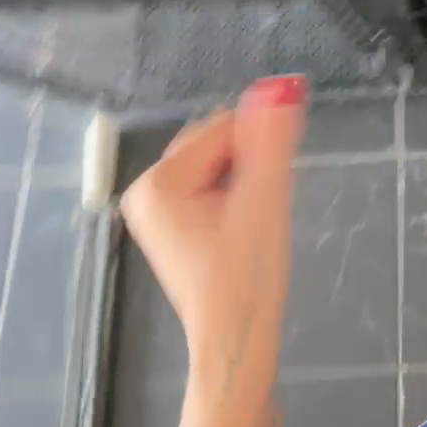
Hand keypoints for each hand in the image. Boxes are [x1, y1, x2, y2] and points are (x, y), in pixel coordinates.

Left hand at [121, 76, 306, 420]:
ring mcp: (154, 206)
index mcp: (159, 182)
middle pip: (218, 141)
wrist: (237, 340)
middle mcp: (145, 188)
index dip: (258, 152)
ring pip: (219, 158)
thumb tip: (280, 87)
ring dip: (245, 176)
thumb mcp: (265, 200)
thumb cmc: (248, 276)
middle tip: (260, 207)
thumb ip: (271, 139)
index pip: (225, 127)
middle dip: (248, 164)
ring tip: (252, 219)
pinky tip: (243, 223)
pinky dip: (235, 189)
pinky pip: (212, 178)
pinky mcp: (170, 219)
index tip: (267, 190)